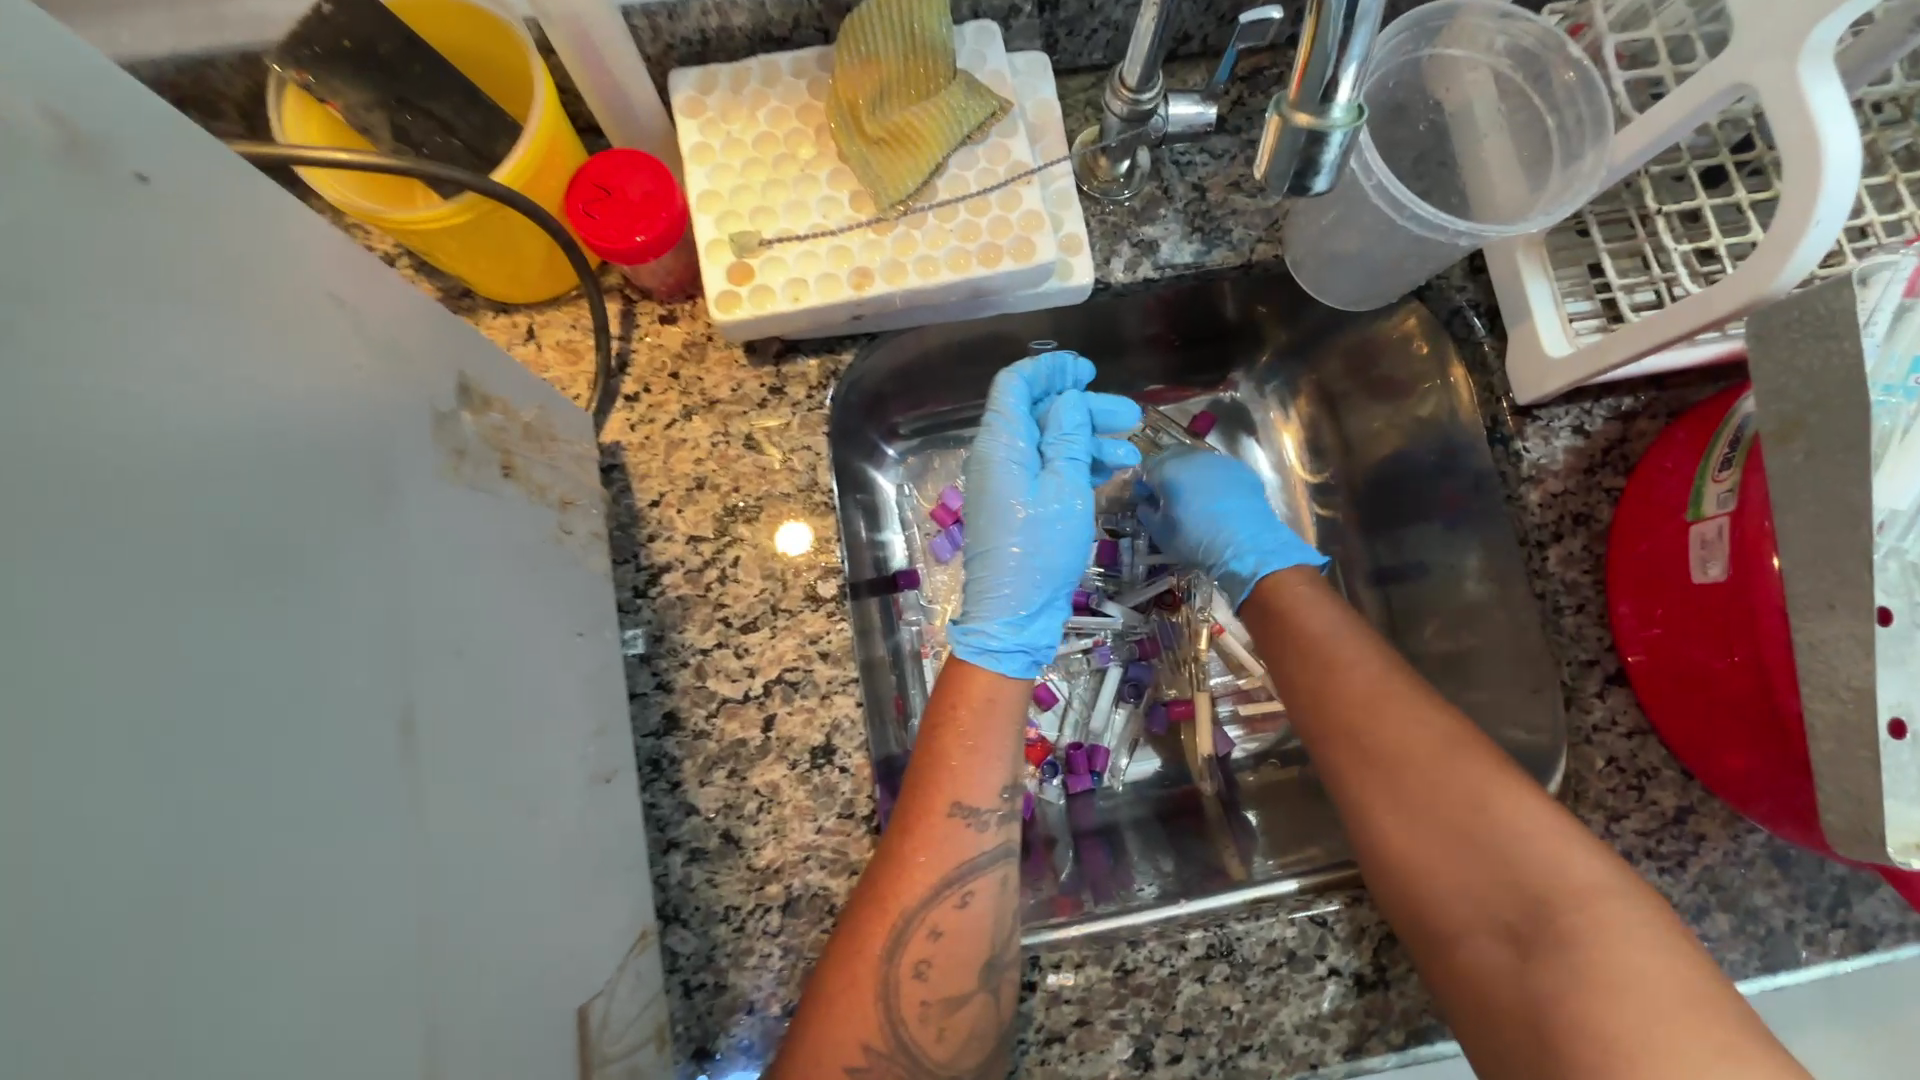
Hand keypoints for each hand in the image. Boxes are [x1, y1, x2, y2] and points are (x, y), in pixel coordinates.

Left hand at [947, 352, 1142, 678]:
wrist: (1014, 613)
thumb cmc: (1040, 549)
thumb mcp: (1064, 487)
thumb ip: (1068, 437)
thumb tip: (1068, 400)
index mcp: (1001, 444)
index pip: (1016, 385)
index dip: (1050, 370)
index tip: (1086, 369)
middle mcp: (998, 456)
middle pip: (1040, 414)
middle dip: (1085, 410)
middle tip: (1129, 417)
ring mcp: (1007, 482)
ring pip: (1050, 444)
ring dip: (1089, 442)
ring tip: (1131, 454)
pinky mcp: (1018, 505)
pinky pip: (1048, 472)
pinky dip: (1077, 468)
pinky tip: (1112, 473)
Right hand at [1136, 447, 1327, 608]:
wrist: (1247, 547)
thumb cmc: (1196, 541)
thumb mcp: (1161, 534)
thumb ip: (1147, 514)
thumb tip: (1146, 505)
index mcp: (1169, 470)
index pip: (1147, 468)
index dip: (1144, 485)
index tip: (1146, 501)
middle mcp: (1194, 458)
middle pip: (1172, 458)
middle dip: (1166, 474)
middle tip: (1168, 497)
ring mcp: (1221, 461)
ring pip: (1198, 461)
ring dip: (1191, 475)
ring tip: (1194, 498)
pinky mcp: (1242, 470)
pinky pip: (1220, 470)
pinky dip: (1213, 480)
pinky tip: (1217, 500)